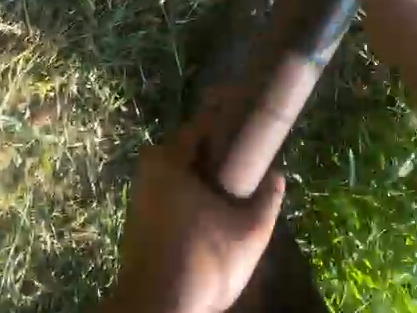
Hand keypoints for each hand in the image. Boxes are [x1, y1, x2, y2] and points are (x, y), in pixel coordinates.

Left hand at [102, 119, 285, 312]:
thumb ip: (266, 199)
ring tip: (234, 188)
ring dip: (204, 176)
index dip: (231, 121)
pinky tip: (210, 210)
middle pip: (191, 146)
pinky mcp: (139, 214)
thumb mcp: (248, 233)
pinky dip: (189, 193)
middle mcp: (150, 165)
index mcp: (169, 157)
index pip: (204, 123)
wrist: (156, 308)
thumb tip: (277, 176)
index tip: (253, 126)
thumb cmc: (203, 262)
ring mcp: (140, 190)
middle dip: (219, 152)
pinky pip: (169, 190)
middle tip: (248, 163)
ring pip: (180, 170)